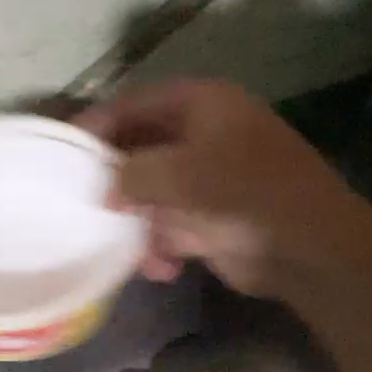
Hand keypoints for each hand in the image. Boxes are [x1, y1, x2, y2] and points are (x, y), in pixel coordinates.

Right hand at [74, 78, 370, 295]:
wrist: (307, 249)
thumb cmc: (244, 195)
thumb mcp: (179, 174)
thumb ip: (131, 172)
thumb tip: (106, 186)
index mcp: (203, 106)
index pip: (136, 103)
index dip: (99, 124)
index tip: (64, 150)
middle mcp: (204, 136)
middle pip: (141, 150)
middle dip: (115, 182)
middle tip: (83, 203)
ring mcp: (210, 180)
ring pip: (151, 194)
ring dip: (136, 223)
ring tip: (125, 249)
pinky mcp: (213, 220)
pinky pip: (170, 227)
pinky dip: (161, 247)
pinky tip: (161, 268)